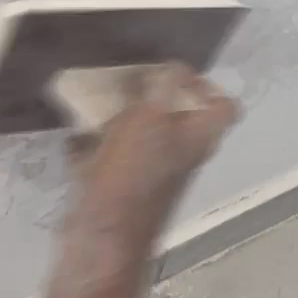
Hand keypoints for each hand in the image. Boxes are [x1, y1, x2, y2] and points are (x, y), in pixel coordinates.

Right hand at [67, 63, 239, 241]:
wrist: (101, 232)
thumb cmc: (131, 173)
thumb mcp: (150, 118)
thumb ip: (164, 88)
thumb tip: (175, 65)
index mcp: (197, 139)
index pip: (223, 107)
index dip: (205, 86)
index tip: (174, 74)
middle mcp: (179, 157)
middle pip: (178, 120)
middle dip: (155, 99)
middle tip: (131, 83)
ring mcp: (148, 174)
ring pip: (141, 137)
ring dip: (122, 119)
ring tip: (101, 102)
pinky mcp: (117, 188)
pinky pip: (108, 158)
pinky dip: (93, 144)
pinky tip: (75, 131)